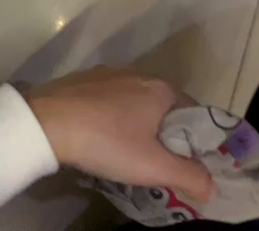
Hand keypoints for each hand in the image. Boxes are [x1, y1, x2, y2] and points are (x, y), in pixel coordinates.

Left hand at [24, 67, 213, 205]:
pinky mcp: (85, 79)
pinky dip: (115, 118)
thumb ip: (189, 175)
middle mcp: (137, 72)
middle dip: (167, 136)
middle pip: (164, 107)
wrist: (47, 121)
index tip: (191, 166)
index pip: (194, 112)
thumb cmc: (106, 140)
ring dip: (140, 126)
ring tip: (133, 156)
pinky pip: (111, 100)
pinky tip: (105, 138)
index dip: (197, 141)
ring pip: (136, 103)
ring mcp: (108, 73)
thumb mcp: (153, 166)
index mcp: (160, 88)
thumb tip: (212, 185)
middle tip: (162, 166)